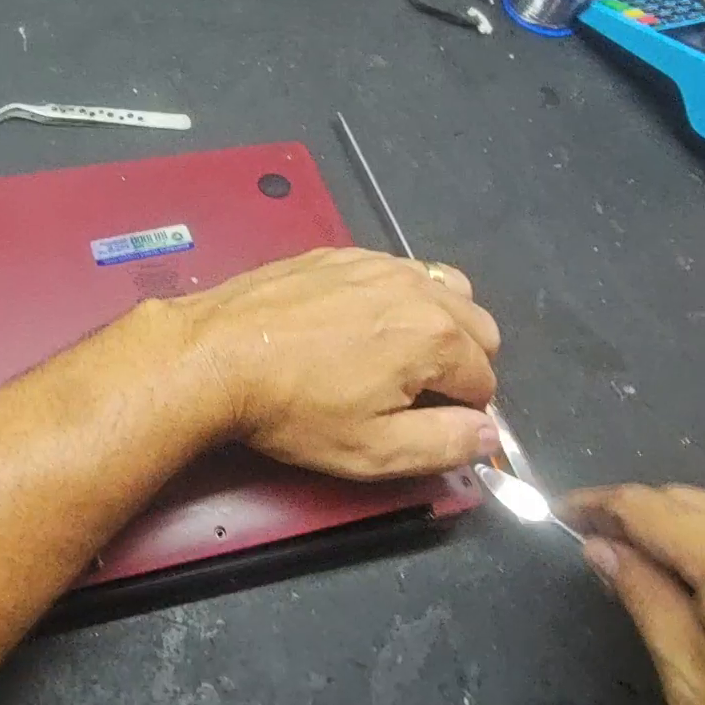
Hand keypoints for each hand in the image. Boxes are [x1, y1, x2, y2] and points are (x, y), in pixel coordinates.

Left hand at [166, 247, 501, 479]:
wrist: (215, 354)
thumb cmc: (295, 410)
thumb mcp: (374, 450)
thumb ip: (445, 444)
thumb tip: (489, 433)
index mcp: (435, 337)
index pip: (483, 380)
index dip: (462, 412)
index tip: (424, 423)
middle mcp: (415, 287)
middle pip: (477, 326)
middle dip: (462, 362)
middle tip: (414, 392)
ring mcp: (373, 262)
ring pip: (441, 287)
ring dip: (438, 321)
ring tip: (394, 352)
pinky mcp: (336, 254)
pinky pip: (392, 268)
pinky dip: (396, 294)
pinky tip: (355, 320)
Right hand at [566, 485, 704, 704]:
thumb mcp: (696, 685)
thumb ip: (644, 600)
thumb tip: (601, 548)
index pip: (649, 507)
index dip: (596, 504)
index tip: (561, 512)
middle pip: (689, 500)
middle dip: (638, 514)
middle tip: (598, 542)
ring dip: (682, 527)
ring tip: (650, 563)